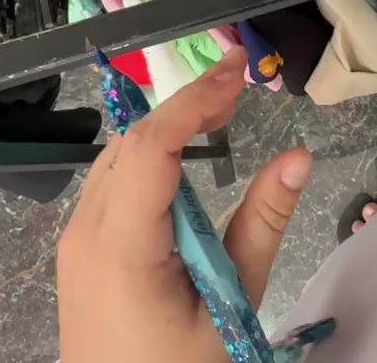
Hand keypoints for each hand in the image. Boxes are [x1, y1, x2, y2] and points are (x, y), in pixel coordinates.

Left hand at [57, 48, 313, 362]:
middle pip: (133, 140)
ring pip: (120, 153)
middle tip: (240, 85)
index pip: (151, 147)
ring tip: (223, 111)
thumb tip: (300, 154)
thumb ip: (262, 224)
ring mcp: (77, 241)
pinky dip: (153, 150)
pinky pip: (113, 178)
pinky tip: (186, 154)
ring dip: (170, 123)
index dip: (194, 100)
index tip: (238, 72)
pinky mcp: (82, 250)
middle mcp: (86, 233)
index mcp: (121, 248)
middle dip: (187, 101)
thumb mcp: (232, 304)